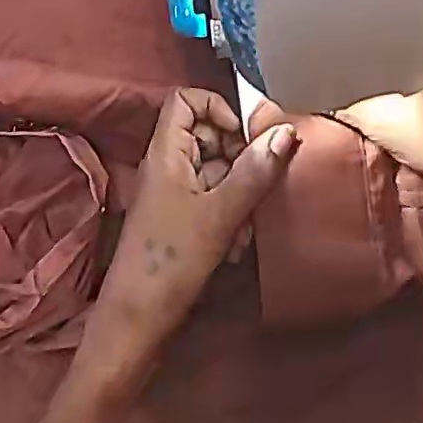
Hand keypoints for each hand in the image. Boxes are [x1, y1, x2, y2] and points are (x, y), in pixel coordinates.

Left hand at [77, 88, 297, 395]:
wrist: (136, 321)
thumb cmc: (171, 261)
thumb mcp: (220, 214)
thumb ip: (254, 171)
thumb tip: (286, 131)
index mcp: (165, 153)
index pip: (186, 101)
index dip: (218, 108)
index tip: (244, 137)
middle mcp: (168, 166)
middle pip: (207, 135)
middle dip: (239, 157)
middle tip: (258, 183)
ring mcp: (174, 194)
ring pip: (215, 171)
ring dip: (240, 192)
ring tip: (247, 226)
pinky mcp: (181, 220)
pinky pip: (212, 200)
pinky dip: (231, 214)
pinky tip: (237, 245)